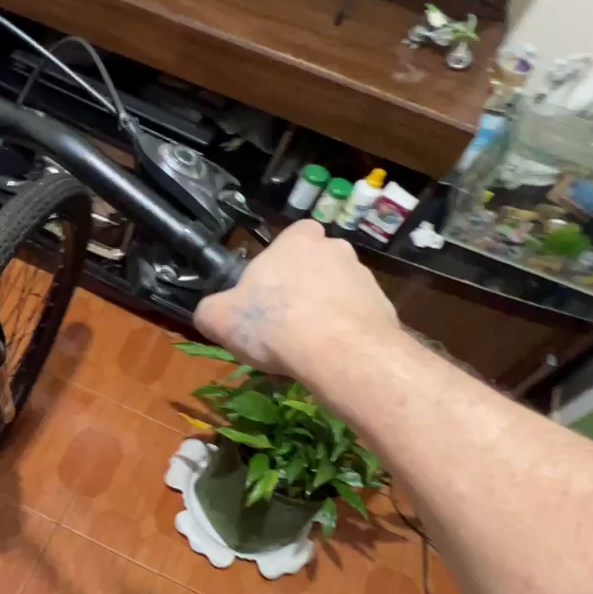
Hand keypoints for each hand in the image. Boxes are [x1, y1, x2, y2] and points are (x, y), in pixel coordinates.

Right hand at [195, 219, 400, 375]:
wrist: (339, 352)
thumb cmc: (274, 323)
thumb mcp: (218, 318)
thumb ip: (210, 309)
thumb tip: (210, 312)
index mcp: (298, 238)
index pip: (290, 238)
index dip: (276, 264)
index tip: (266, 292)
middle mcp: (336, 247)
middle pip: (313, 266)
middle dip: (301, 289)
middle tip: (283, 322)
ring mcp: (364, 277)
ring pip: (335, 292)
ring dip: (322, 312)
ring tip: (305, 346)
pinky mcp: (383, 307)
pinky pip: (354, 318)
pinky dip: (342, 333)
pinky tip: (327, 355)